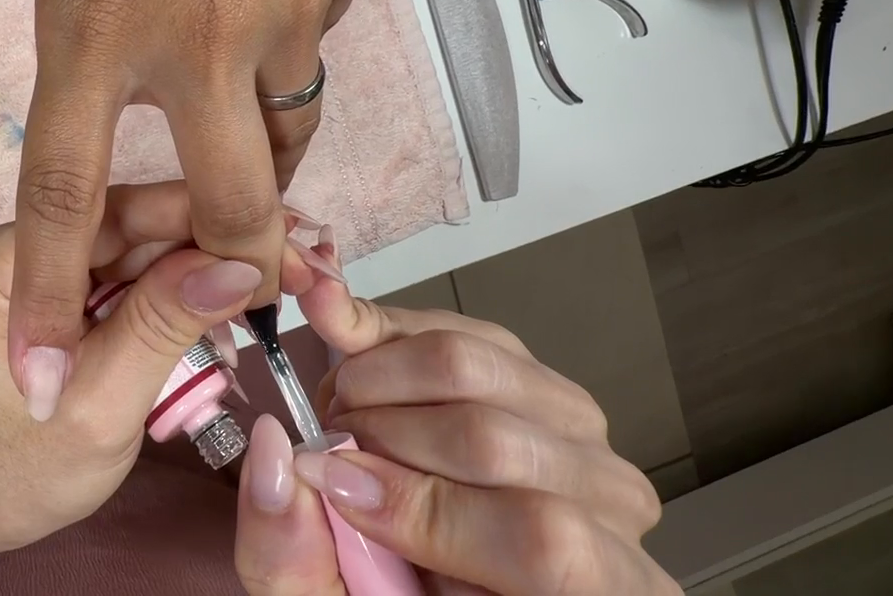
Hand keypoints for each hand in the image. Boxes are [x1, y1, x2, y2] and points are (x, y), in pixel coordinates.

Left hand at [0, 189, 262, 565]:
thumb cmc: (27, 468)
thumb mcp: (101, 403)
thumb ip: (161, 327)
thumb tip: (238, 264)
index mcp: (7, 258)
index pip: (115, 214)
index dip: (203, 217)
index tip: (286, 233)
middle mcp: (24, 244)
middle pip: (135, 226)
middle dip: (218, 242)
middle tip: (304, 260)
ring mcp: (48, 265)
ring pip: (146, 248)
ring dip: (212, 264)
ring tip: (289, 274)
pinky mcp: (72, 289)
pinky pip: (140, 276)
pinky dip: (190, 288)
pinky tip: (241, 293)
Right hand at [230, 246, 678, 594]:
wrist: (433, 550)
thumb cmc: (399, 591)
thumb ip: (299, 557)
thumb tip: (280, 457)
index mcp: (598, 592)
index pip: (544, 541)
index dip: (424, 507)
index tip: (332, 484)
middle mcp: (613, 504)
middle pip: (492, 439)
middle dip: (375, 432)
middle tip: (322, 445)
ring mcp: (574, 424)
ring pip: (469, 363)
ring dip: (370, 378)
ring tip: (337, 411)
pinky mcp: (525, 366)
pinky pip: (444, 324)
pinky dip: (372, 325)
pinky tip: (335, 333)